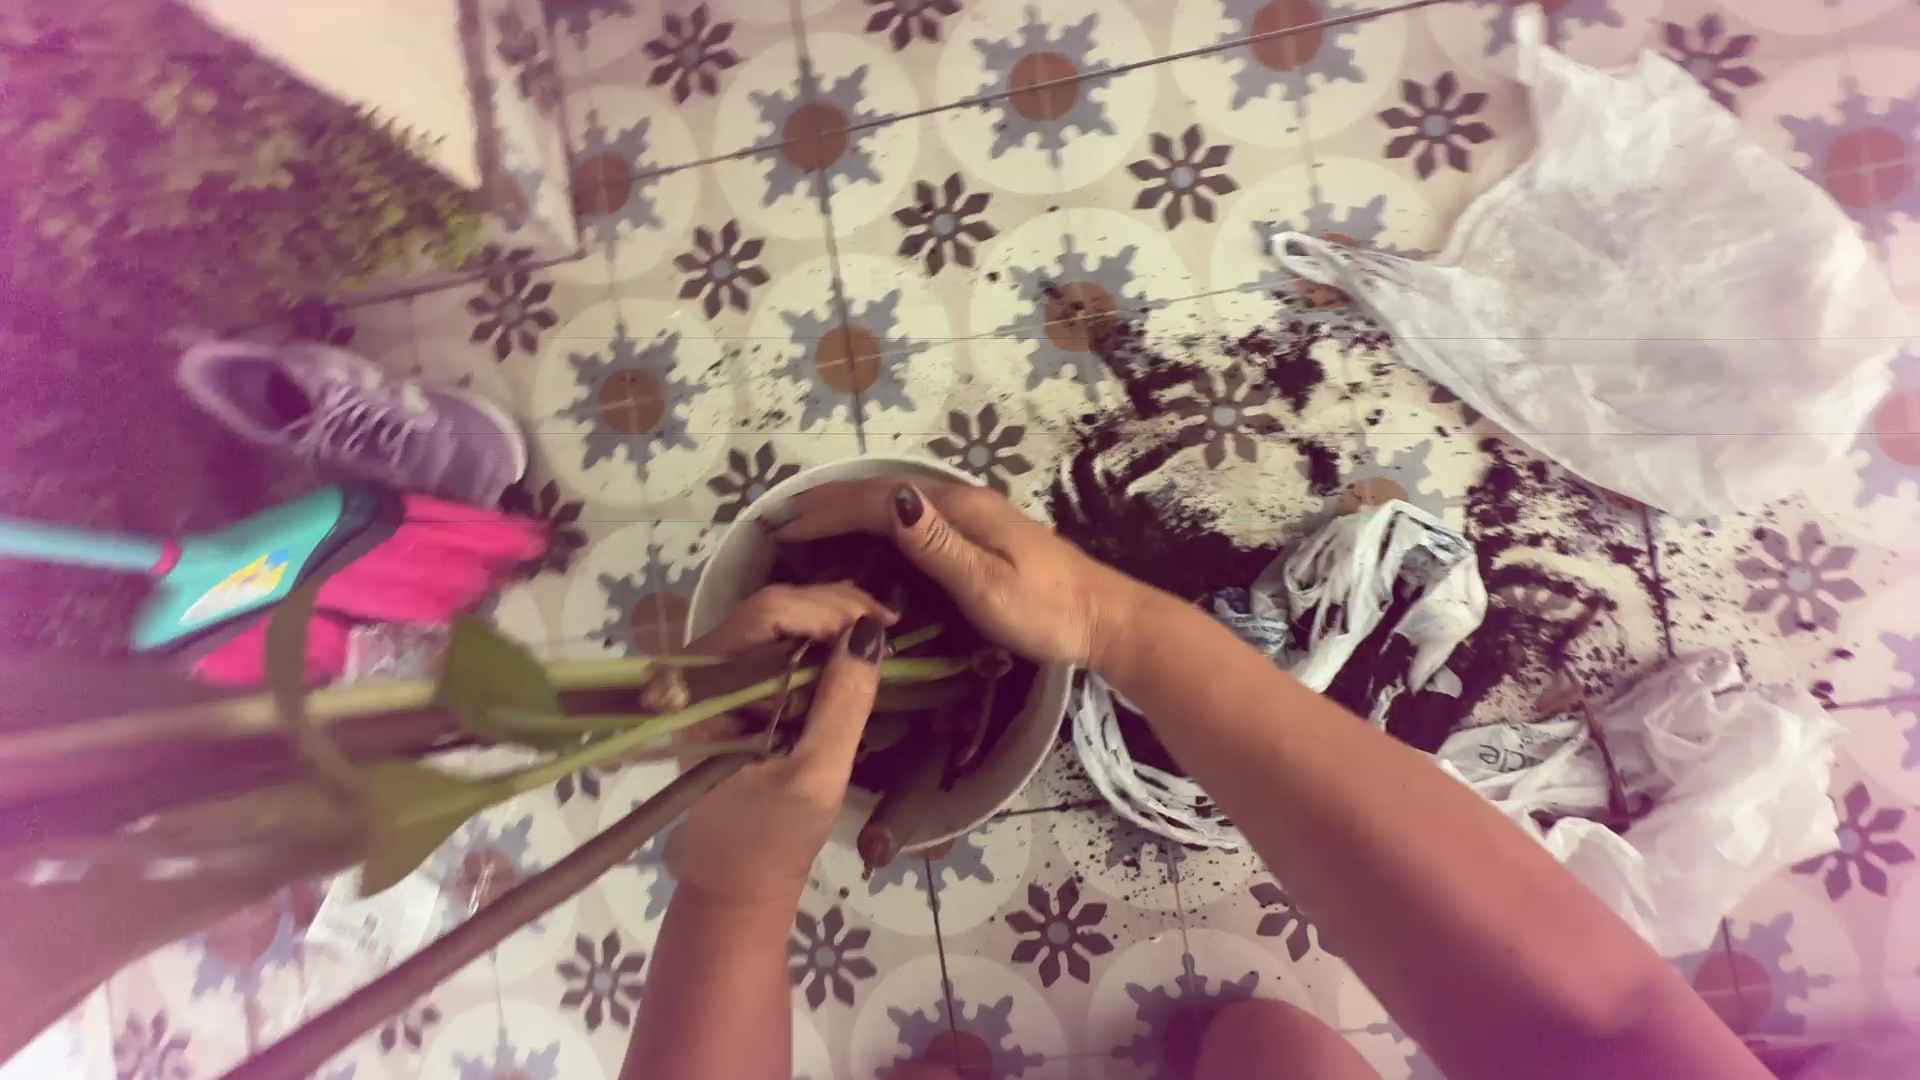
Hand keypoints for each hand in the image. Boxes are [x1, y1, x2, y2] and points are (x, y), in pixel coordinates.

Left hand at [664, 585, 889, 904]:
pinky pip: (784, 644)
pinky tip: (853, 647)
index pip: (769, 613)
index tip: (885, 624)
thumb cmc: (773, 835)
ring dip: (833, 620)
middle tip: (890, 626)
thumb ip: (842, 703)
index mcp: (702, 685)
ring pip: (782, 620)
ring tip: (879, 634)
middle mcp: (703, 667)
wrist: (741, 879)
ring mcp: (720, 674)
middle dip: (836, 609)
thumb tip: (870, 632)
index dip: (831, 608)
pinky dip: (823, 640)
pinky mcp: (739, 686)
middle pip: (775, 608)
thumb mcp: (817, 773)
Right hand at [766, 478, 1150, 667]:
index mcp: (960, 509)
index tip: (784, 528)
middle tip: (784, 520)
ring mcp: (973, 516)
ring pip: (898, 504)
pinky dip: (878, 524)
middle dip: (832, 503)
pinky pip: (915, 519)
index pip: (879, 500)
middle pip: (884, 493)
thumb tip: (891, 499)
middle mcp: (962, 502)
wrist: (1104, 617)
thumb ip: (938, 545)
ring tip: (811, 525)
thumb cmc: (1047, 610)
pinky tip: (868, 539)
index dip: (829, 512)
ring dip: (852, 510)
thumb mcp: (988, 585)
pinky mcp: (980, 535)